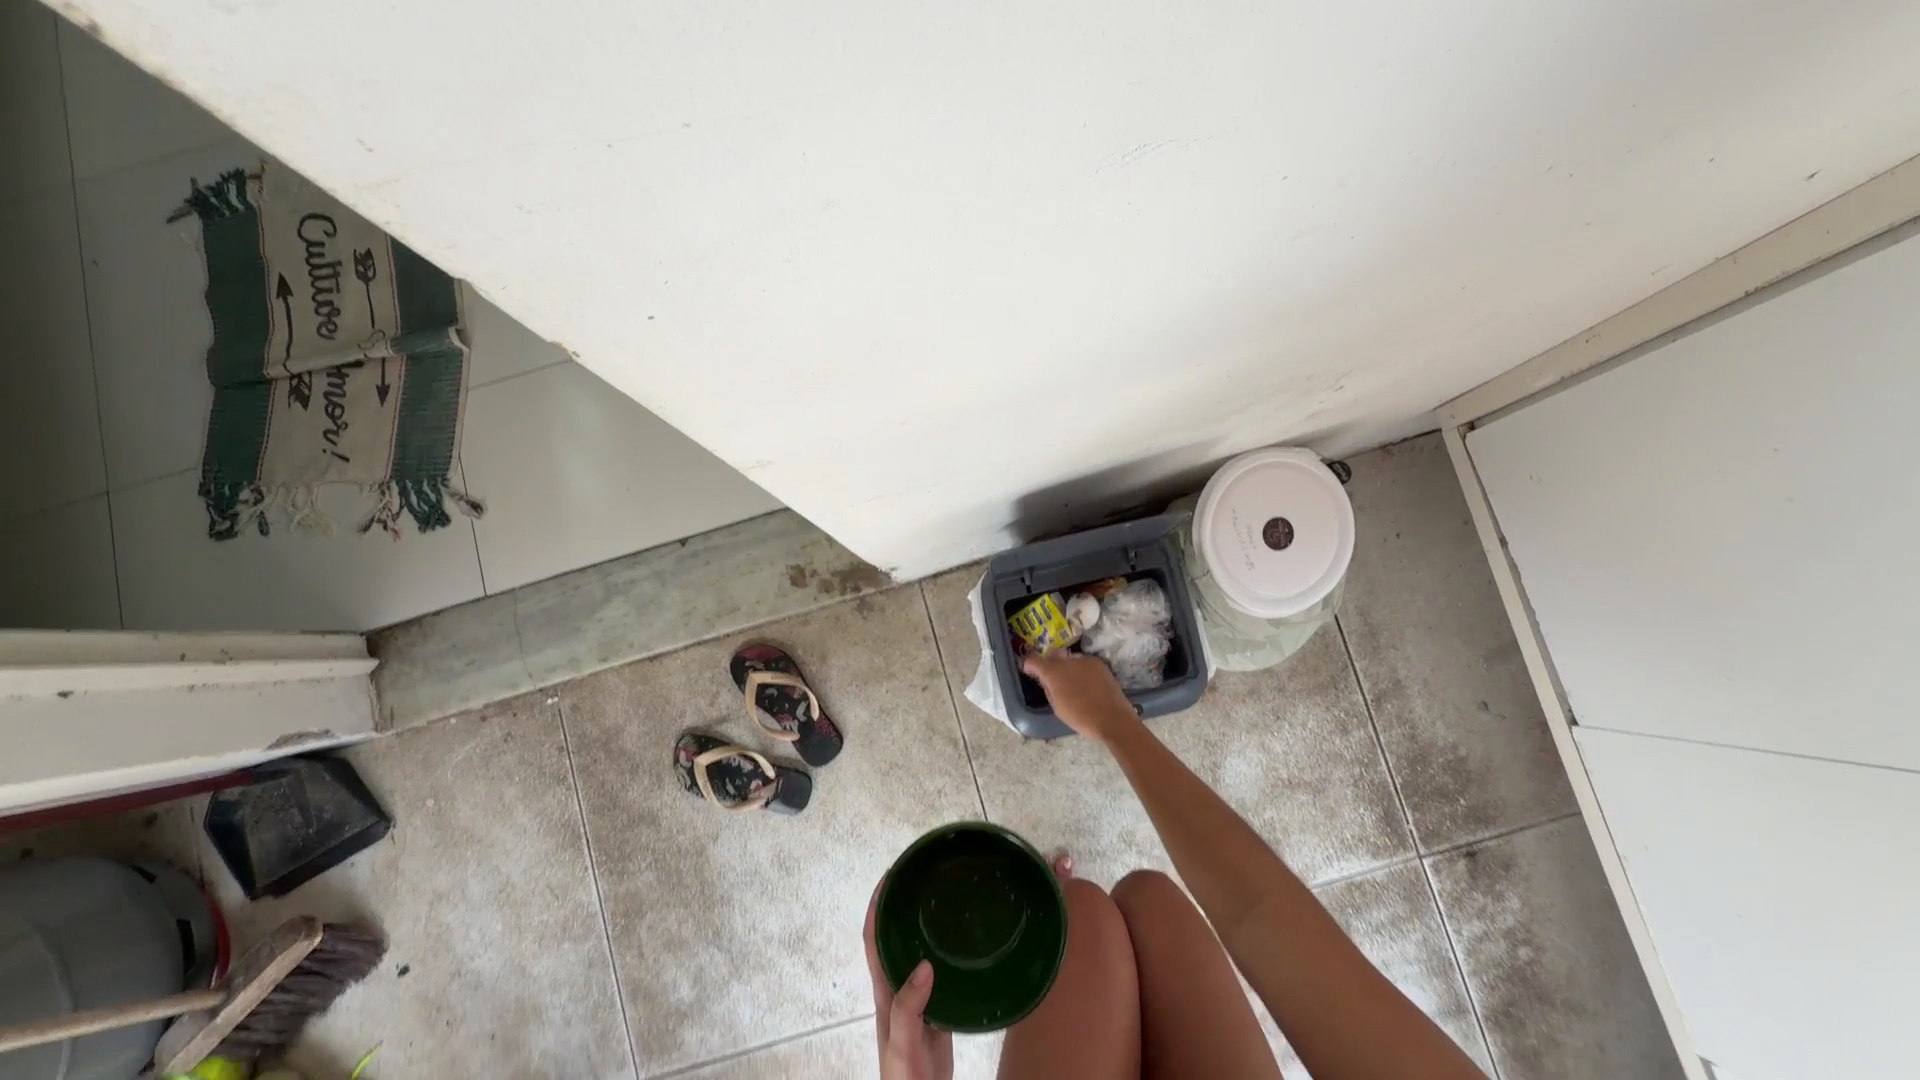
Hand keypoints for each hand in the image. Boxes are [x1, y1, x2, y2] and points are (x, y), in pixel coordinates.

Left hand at [866, 880, 952, 1079]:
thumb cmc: (904, 1076)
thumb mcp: (901, 1043)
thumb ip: (908, 1008)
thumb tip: (924, 965)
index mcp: (884, 991)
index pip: (873, 938)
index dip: (876, 906)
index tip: (890, 877)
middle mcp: (899, 988)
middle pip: (896, 939)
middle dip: (903, 909)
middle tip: (925, 879)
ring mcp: (919, 999)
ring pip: (919, 953)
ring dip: (926, 928)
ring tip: (947, 901)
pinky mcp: (938, 1011)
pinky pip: (942, 974)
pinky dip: (949, 955)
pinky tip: (967, 947)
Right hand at [1022, 652, 1139, 741]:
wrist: (1113, 718)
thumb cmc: (1081, 717)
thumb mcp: (1057, 707)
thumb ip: (1048, 688)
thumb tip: (1045, 679)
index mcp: (1053, 672)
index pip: (1033, 660)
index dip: (1029, 665)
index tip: (1029, 671)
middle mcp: (1067, 660)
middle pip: (1052, 656)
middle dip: (1048, 663)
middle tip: (1049, 677)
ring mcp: (1085, 659)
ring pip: (1069, 658)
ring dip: (1065, 666)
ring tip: (1070, 682)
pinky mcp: (1099, 663)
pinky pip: (1083, 663)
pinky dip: (1079, 669)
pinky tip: (1084, 683)